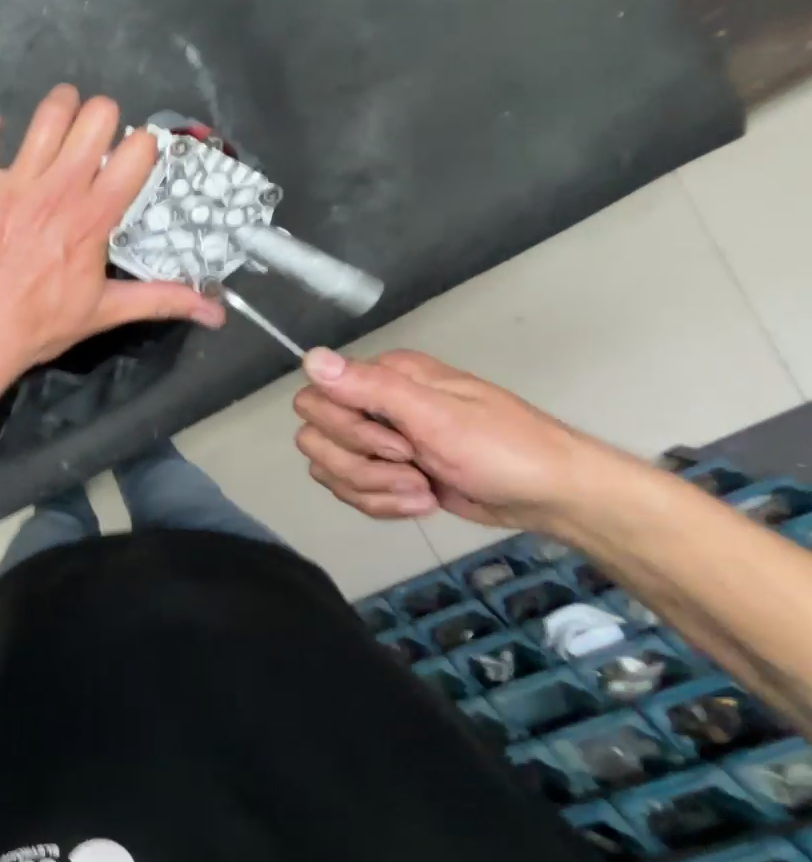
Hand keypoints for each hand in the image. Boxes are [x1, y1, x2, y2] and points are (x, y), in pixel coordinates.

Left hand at [0, 85, 224, 399]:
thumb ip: (161, 300)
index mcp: (95, 214)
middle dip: (102, 121)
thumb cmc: (39, 325)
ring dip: (58, 111)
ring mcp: (16, 183)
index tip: (132, 164)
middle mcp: (60, 187)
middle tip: (94, 144)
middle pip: (97, 114)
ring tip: (59, 128)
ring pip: (47, 113)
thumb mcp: (105, 312)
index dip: (142, 148)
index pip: (139, 149)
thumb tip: (216, 313)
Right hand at [292, 348, 608, 531]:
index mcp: (384, 378)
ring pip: (328, 469)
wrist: (551, 497)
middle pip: (314, 440)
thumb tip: (310, 357)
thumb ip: (370, 387)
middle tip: (413, 469)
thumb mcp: (437, 417)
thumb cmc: (504, 450)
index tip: (398, 445)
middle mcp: (372, 404)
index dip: (345, 432)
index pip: (315, 402)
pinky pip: (348, 491)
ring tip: (422, 491)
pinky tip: (420, 502)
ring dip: (374, 490)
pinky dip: (381, 504)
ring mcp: (375, 440)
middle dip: (360, 467)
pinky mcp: (382, 472)